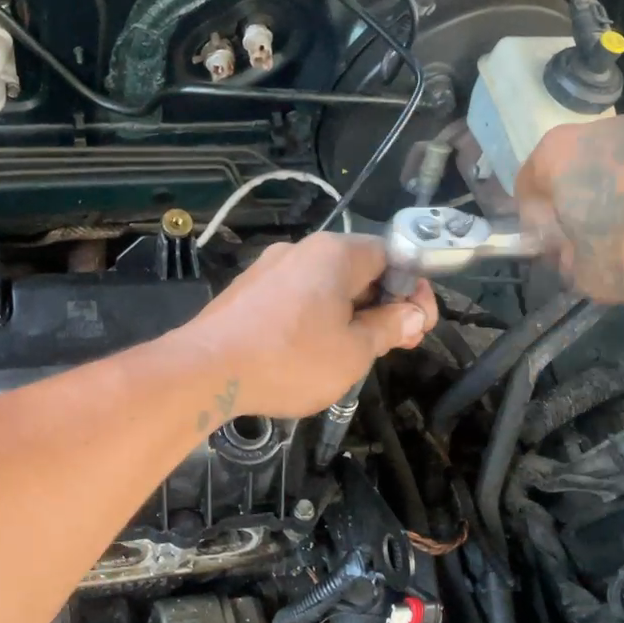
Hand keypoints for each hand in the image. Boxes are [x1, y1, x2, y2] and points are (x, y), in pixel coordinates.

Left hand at [181, 233, 437, 417]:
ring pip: (323, 288)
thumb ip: (388, 328)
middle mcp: (299, 250)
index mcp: (334, 254)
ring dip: (347, 315)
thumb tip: (410, 314)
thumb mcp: (354, 352)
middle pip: (356, 270)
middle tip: (392, 344)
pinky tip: (308, 353)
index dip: (412, 290)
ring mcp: (266, 270)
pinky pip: (293, 300)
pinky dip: (312, 320)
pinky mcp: (244, 294)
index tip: (418, 325)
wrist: (205, 371)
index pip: (391, 256)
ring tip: (352, 354)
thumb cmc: (290, 360)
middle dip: (381, 305)